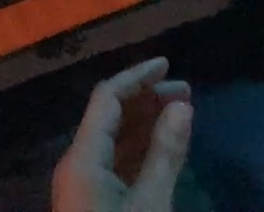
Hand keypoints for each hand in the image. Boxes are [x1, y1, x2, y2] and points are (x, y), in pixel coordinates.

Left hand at [51, 58, 192, 211]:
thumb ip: (164, 153)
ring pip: (115, 140)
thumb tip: (182, 105)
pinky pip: (116, 163)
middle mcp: (77, 163)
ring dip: (146, 124)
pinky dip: (141, 150)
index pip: (107, 97)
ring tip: (181, 116)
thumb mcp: (149, 204)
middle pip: (111, 115)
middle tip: (186, 93)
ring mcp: (83, 185)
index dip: (138, 76)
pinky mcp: (92, 203)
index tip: (168, 65)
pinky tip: (165, 148)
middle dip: (147, 98)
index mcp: (81, 156)